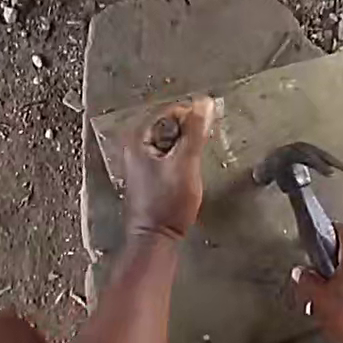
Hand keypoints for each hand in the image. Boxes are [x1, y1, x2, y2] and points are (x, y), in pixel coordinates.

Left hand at [121, 96, 215, 240]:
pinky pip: (169, 157)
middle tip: (205, 143)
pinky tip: (190, 172)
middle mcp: (135, 148)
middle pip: (169, 126)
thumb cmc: (167, 204)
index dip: (190, 116)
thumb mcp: (185, 164)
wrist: (155, 238)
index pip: (168, 111)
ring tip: (198, 158)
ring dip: (187, 146)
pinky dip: (182, 159)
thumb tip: (205, 103)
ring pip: (170, 142)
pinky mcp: (150, 177)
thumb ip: (195, 132)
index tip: (207, 127)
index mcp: (137, 139)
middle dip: (189, 131)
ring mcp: (141, 163)